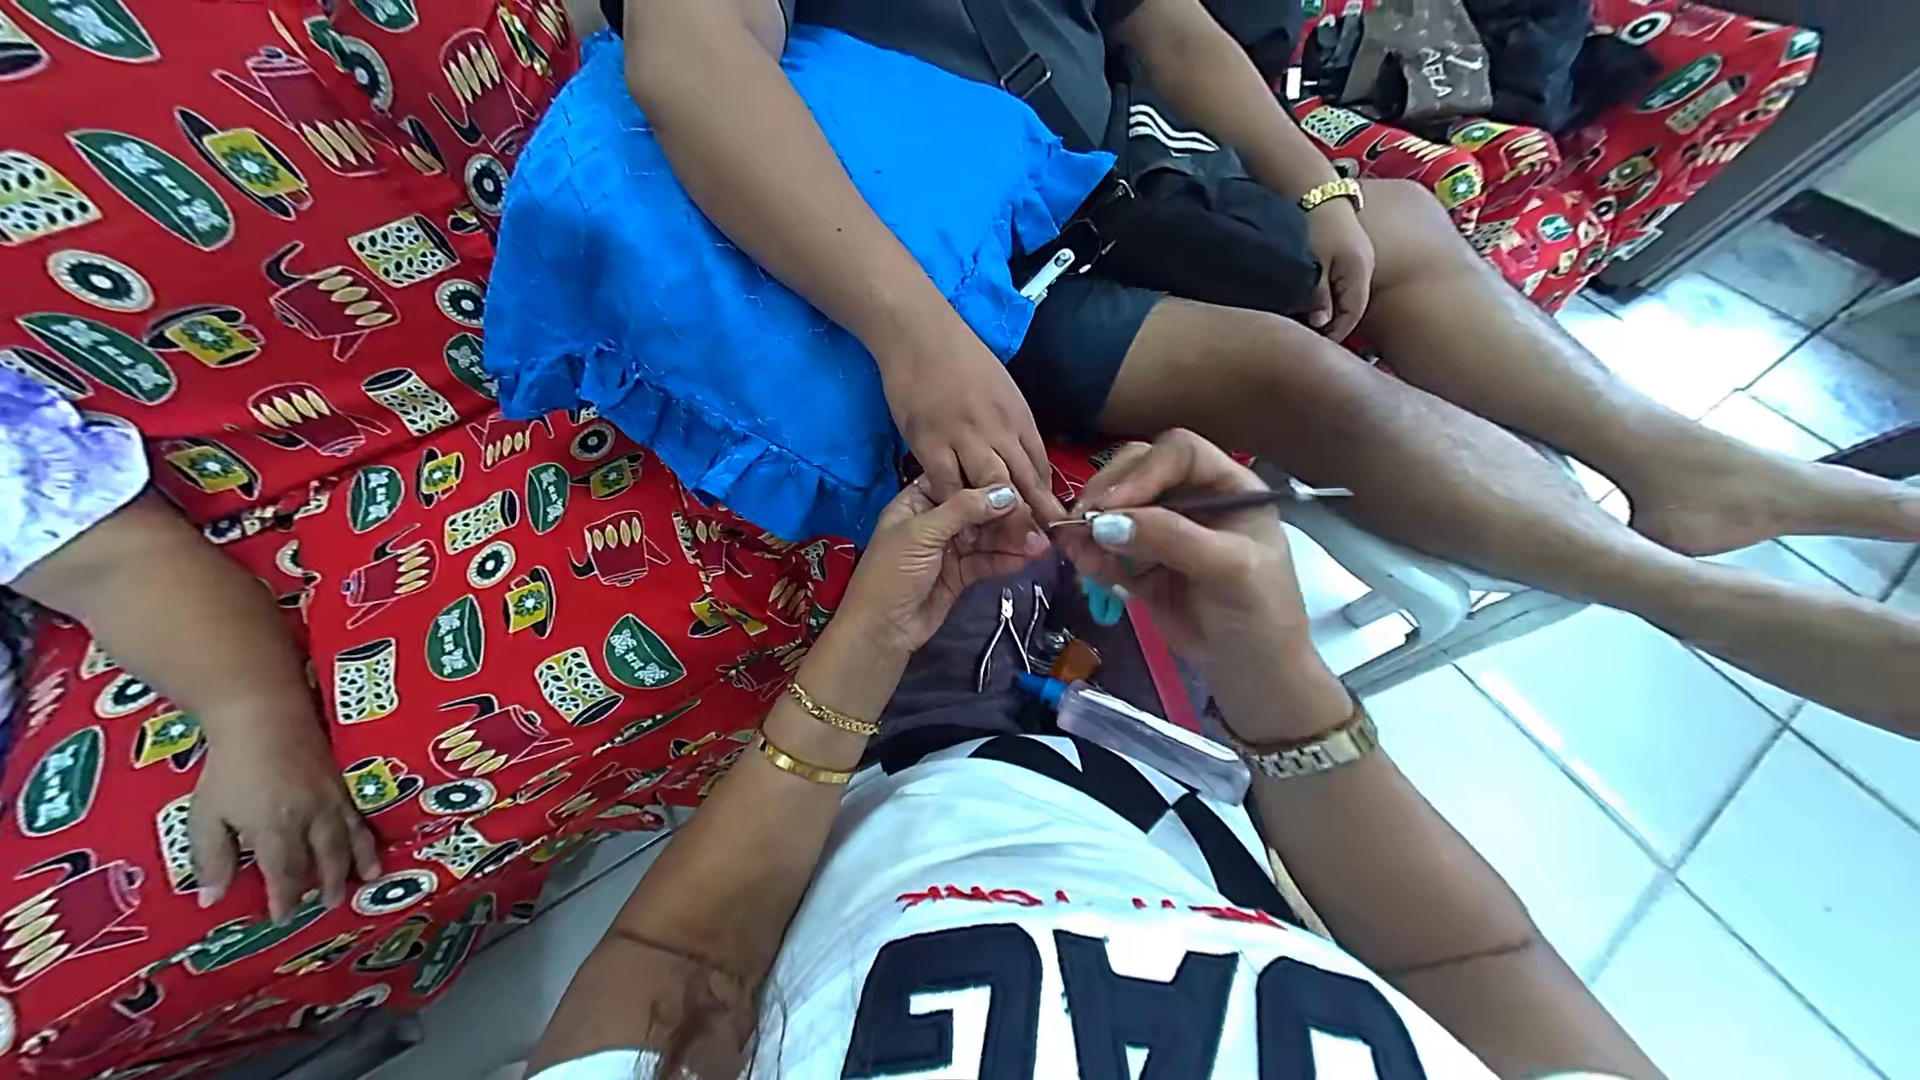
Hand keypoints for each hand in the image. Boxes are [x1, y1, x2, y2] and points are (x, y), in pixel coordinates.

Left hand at [190, 713, 380, 923]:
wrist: (270, 723)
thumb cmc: (230, 771)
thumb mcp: (206, 817)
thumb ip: (213, 858)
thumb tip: (214, 898)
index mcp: (277, 827)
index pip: (286, 871)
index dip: (285, 897)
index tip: (283, 918)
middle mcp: (312, 817)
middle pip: (326, 857)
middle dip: (330, 883)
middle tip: (331, 905)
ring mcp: (334, 800)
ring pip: (351, 837)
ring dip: (360, 860)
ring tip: (371, 876)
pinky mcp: (344, 787)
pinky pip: (359, 817)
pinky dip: (366, 834)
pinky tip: (370, 842)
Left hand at [834, 480, 1047, 657]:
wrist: (882, 629)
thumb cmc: (893, 572)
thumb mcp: (923, 533)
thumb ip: (964, 509)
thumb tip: (1006, 492)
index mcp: (917, 502)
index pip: (957, 482)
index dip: (988, 484)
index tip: (1020, 485)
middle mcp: (934, 521)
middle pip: (977, 511)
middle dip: (1006, 516)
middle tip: (1036, 520)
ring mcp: (948, 549)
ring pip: (985, 537)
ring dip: (1011, 540)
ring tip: (1038, 544)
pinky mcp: (959, 574)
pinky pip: (985, 561)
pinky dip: (1004, 560)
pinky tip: (1024, 559)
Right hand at [877, 330, 1066, 532]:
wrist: (918, 332)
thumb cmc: (960, 358)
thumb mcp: (1001, 390)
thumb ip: (1011, 427)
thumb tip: (1021, 460)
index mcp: (1018, 416)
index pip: (1040, 466)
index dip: (1047, 500)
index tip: (1053, 525)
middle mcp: (998, 428)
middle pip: (1023, 481)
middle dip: (1034, 518)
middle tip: (1040, 548)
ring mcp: (964, 436)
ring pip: (992, 486)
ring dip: (1000, 518)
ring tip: (1006, 545)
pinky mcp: (930, 442)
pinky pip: (948, 484)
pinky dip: (957, 508)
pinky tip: (962, 528)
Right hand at [1055, 430, 1349, 739]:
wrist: (1252, 675)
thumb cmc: (1260, 616)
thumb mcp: (1231, 570)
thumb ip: (1172, 538)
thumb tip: (1106, 522)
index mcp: (1228, 487)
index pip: (1179, 453)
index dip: (1143, 471)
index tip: (1112, 505)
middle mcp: (1192, 499)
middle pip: (1137, 472)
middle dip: (1107, 495)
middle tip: (1082, 522)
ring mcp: (1163, 531)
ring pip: (1114, 509)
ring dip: (1090, 526)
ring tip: (1076, 550)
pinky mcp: (1140, 563)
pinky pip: (1106, 547)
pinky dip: (1090, 554)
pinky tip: (1086, 567)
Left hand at [1304, 200, 1375, 341]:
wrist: (1314, 191)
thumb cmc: (1313, 226)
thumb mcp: (1313, 265)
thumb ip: (1318, 295)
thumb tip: (1322, 324)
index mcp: (1358, 270)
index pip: (1353, 312)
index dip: (1337, 333)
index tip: (1319, 347)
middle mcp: (1363, 265)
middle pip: (1351, 305)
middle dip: (1333, 325)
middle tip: (1312, 341)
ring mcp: (1356, 258)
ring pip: (1345, 294)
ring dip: (1330, 311)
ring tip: (1309, 326)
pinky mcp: (1345, 252)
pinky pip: (1339, 283)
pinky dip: (1327, 297)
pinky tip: (1310, 304)